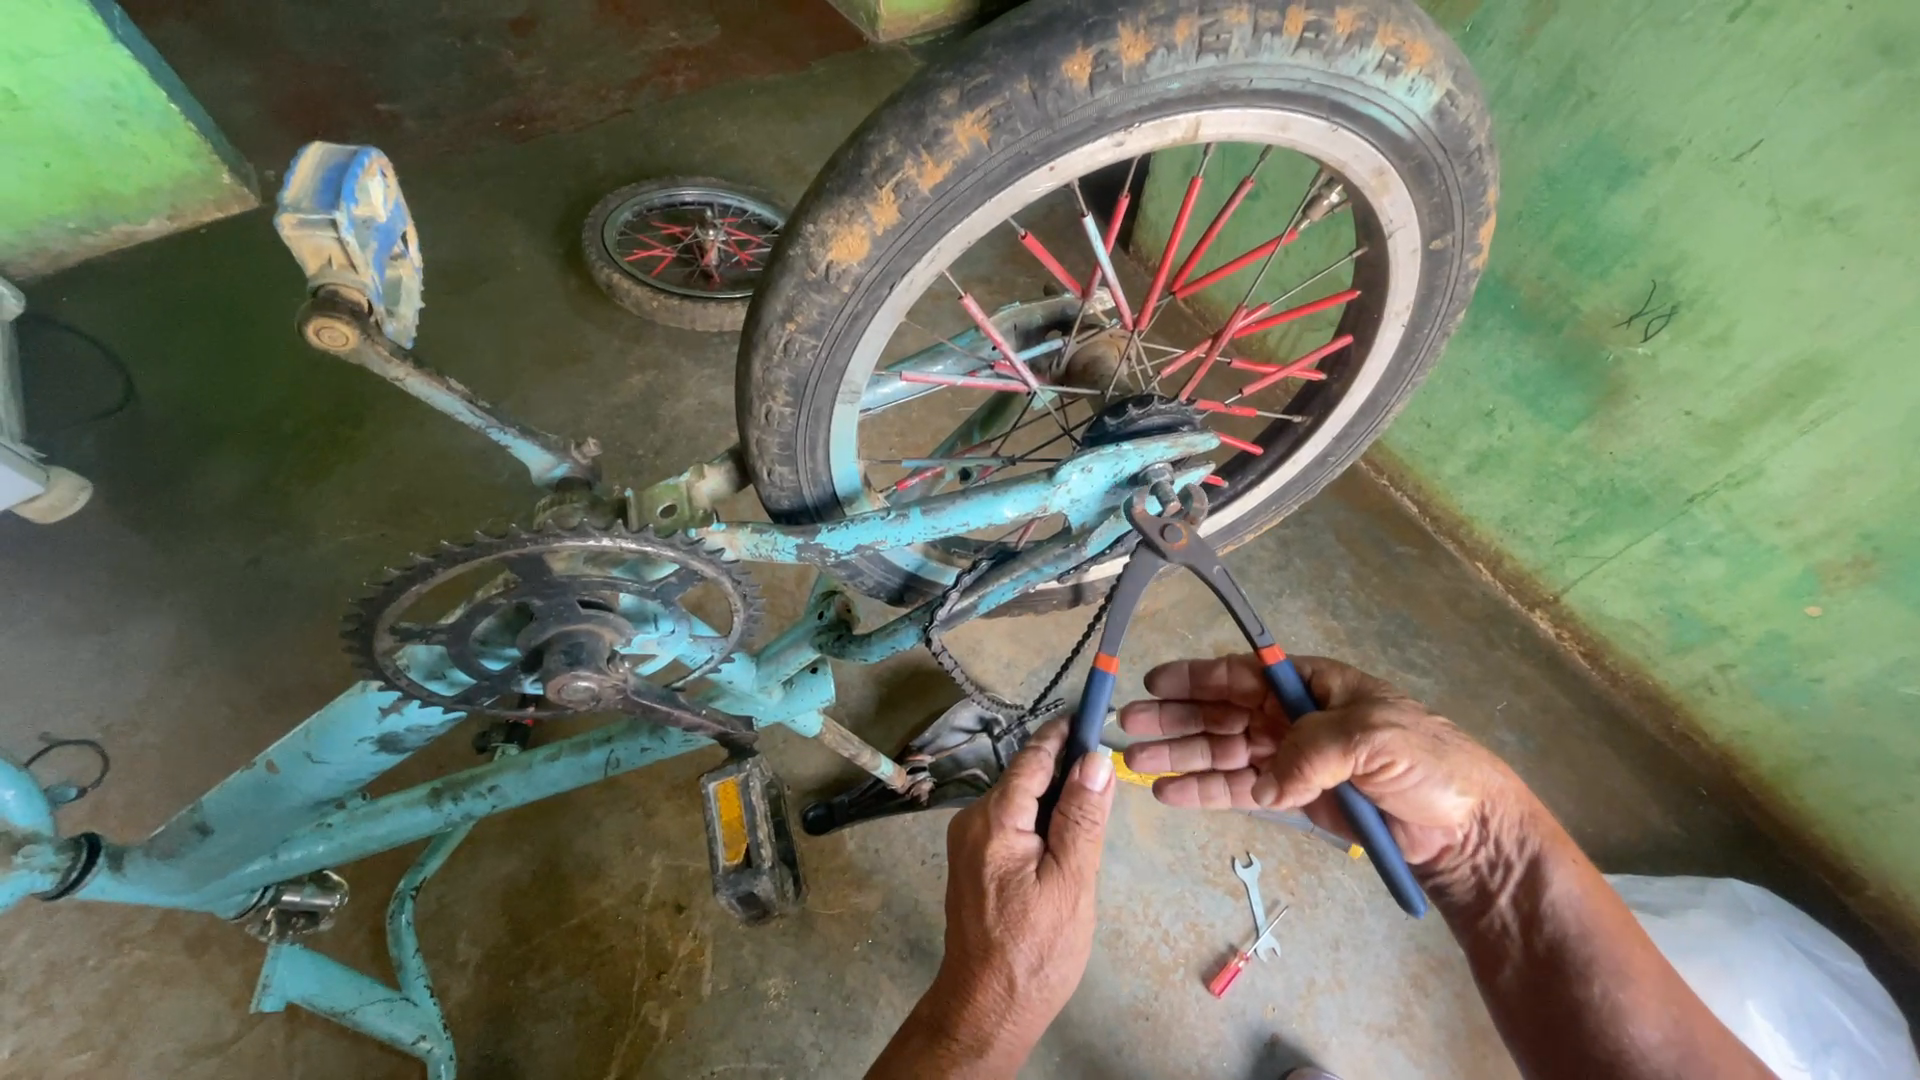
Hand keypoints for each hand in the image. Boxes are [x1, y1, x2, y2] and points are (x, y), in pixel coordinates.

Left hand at [867, 720, 1116, 1078]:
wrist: (985, 1009)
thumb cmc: (1034, 952)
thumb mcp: (1071, 883)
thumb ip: (1082, 818)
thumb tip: (1096, 758)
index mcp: (994, 819)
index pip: (1033, 757)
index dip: (1065, 733)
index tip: (1094, 713)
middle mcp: (973, 819)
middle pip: (1025, 776)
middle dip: (1064, 767)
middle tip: (1107, 770)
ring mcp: (969, 839)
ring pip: (1019, 800)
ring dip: (1055, 796)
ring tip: (1094, 809)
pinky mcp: (973, 859)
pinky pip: (1011, 822)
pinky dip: (1040, 820)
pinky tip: (1065, 839)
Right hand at [1118, 654, 1521, 869]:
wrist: (1464, 827)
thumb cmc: (1425, 761)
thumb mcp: (1373, 736)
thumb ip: (1311, 751)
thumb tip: (1266, 782)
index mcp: (1308, 685)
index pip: (1240, 675)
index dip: (1195, 677)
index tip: (1153, 680)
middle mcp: (1289, 716)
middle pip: (1219, 712)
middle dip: (1173, 717)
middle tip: (1128, 723)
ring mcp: (1286, 758)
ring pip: (1219, 751)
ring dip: (1177, 755)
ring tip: (1135, 762)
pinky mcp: (1289, 798)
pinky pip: (1237, 789)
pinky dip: (1202, 789)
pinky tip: (1169, 792)